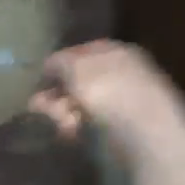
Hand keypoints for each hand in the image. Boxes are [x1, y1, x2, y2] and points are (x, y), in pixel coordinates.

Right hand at [29, 41, 184, 156]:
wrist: (145, 132)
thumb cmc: (108, 91)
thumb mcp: (75, 67)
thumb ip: (58, 62)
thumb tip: (50, 65)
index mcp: (115, 51)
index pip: (79, 52)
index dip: (57, 64)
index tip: (40, 80)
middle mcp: (120, 72)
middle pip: (77, 80)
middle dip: (56, 94)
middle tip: (40, 107)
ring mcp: (123, 100)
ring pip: (80, 103)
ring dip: (61, 112)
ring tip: (59, 123)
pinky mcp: (122, 127)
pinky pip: (90, 123)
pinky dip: (77, 127)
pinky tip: (73, 133)